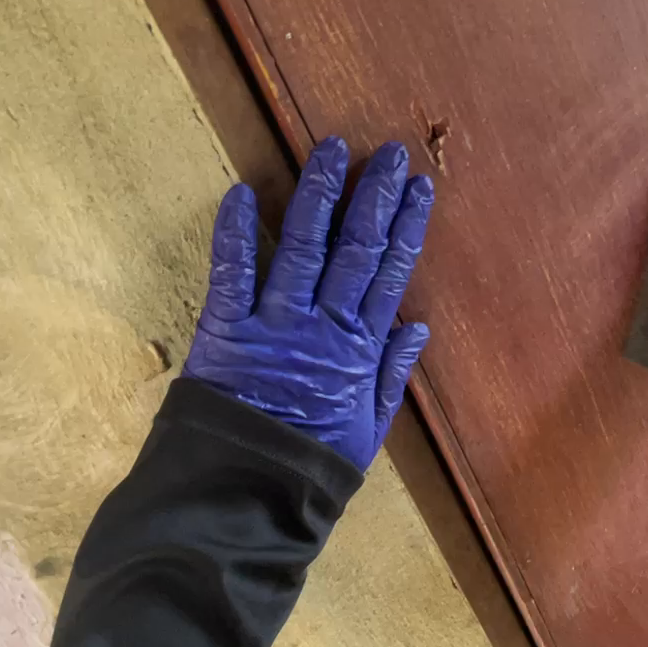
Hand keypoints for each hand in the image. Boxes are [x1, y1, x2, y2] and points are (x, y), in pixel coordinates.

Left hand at [185, 137, 434, 468]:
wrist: (248, 496)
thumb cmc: (312, 462)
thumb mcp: (370, 429)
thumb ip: (393, 376)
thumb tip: (418, 326)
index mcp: (361, 347)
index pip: (390, 273)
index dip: (407, 227)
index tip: (421, 188)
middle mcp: (324, 325)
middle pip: (356, 249)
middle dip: (375, 197)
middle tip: (391, 153)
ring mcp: (276, 323)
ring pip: (304, 247)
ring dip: (319, 195)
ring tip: (332, 150)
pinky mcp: (227, 329)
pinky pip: (233, 273)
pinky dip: (237, 234)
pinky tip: (242, 192)